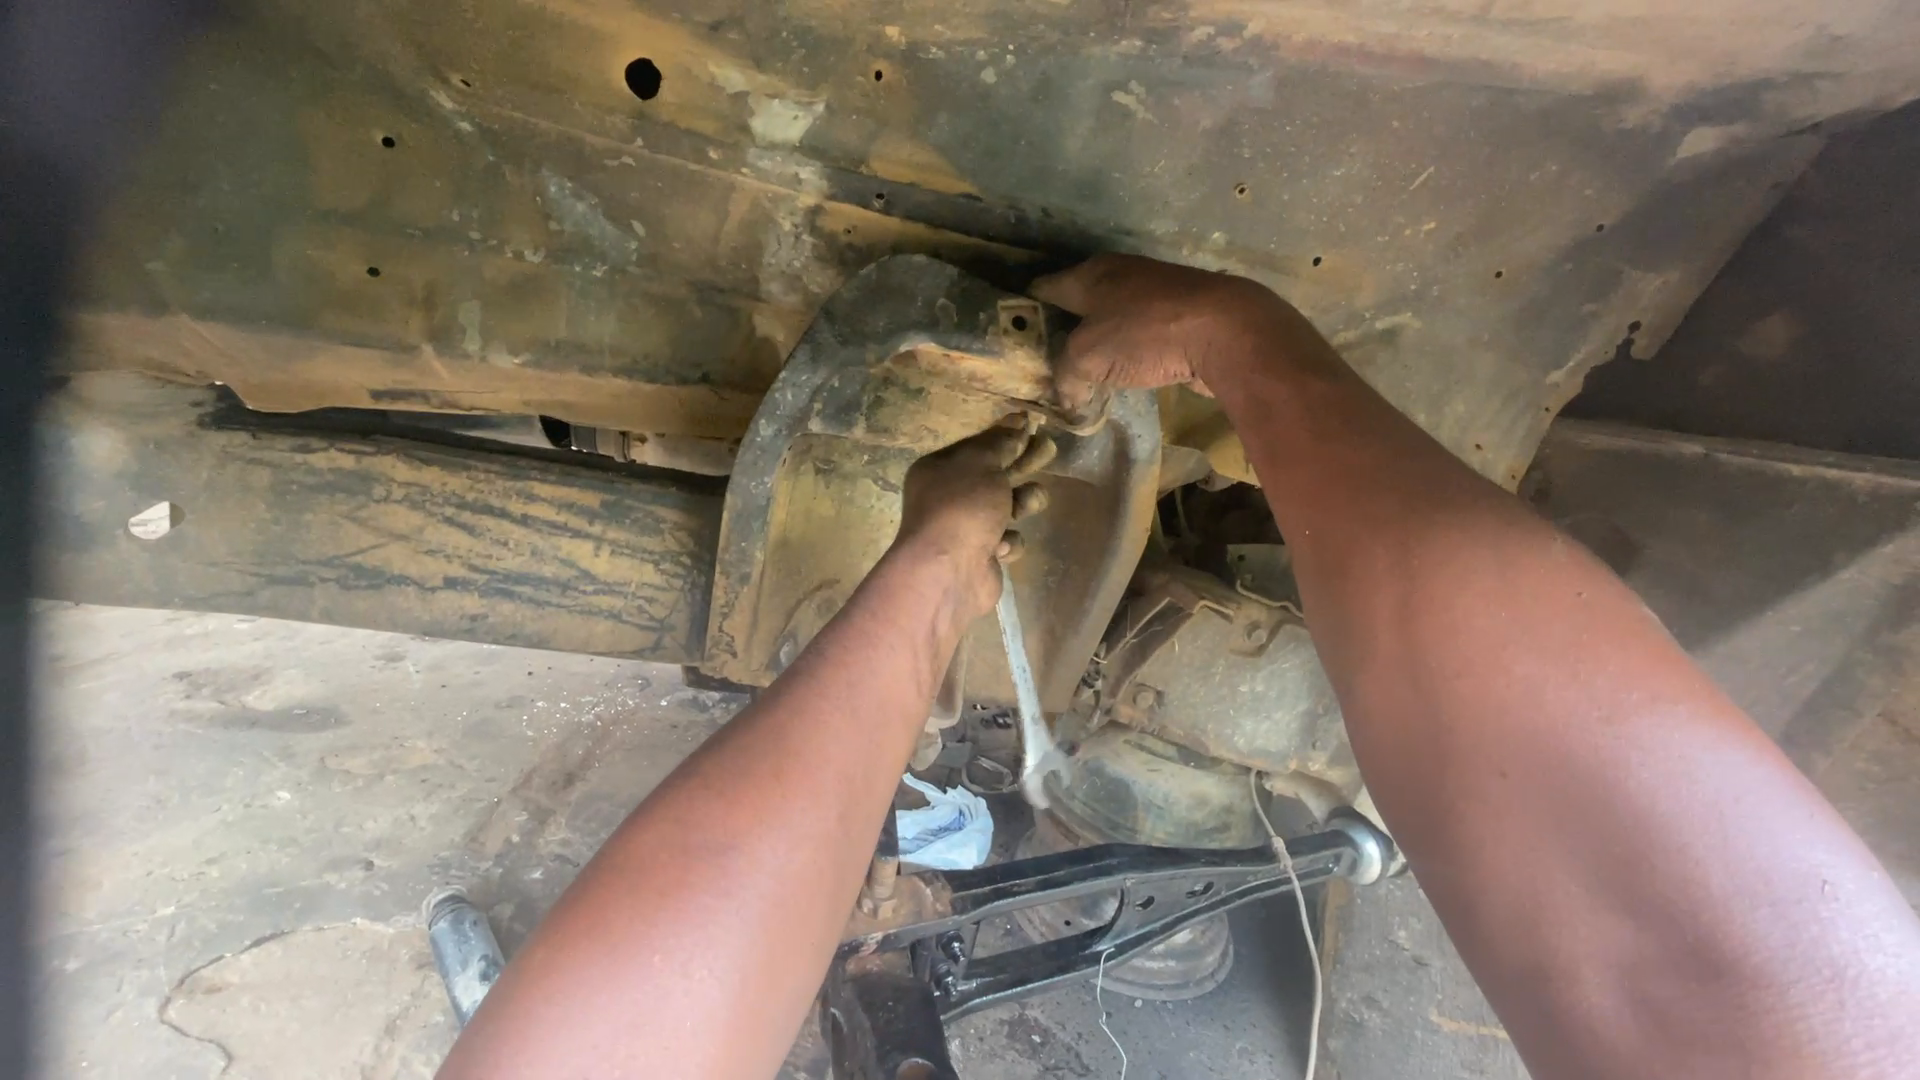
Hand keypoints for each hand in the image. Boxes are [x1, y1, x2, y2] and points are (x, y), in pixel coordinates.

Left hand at [891, 424, 1054, 623]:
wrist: (949, 572)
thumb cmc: (962, 507)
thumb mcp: (982, 463)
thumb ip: (1002, 442)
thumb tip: (1017, 419)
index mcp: (940, 470)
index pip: (978, 447)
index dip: (1007, 437)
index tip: (1034, 427)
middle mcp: (949, 497)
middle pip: (995, 474)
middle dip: (1023, 464)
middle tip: (1050, 450)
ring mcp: (965, 529)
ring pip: (1006, 507)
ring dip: (1020, 503)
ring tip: (1023, 505)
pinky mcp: (981, 556)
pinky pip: (1006, 540)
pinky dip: (1008, 542)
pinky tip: (998, 546)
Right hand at [1030, 253, 1341, 409]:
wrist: (1224, 333)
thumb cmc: (1144, 333)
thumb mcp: (1085, 356)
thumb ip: (1064, 374)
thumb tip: (1067, 394)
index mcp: (1090, 274)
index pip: (1042, 290)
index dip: (1024, 314)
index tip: (1012, 344)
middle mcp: (1118, 276)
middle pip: (1075, 307)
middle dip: (1059, 336)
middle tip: (1042, 370)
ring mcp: (1151, 295)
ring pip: (1107, 324)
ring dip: (1094, 349)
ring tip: (1077, 379)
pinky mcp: (1177, 318)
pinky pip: (1136, 338)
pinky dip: (1123, 357)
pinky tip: (1119, 378)